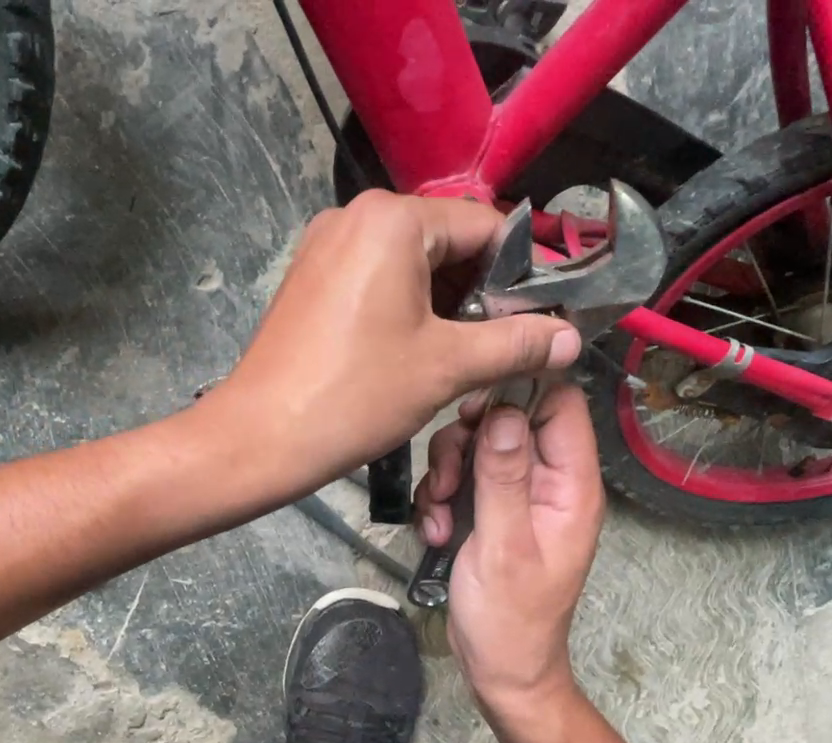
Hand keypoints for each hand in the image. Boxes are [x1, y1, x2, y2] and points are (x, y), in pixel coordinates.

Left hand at [207, 191, 581, 492]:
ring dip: (444, 303)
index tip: (541, 318)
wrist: (259, 438)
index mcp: (392, 219)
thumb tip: (571, 337)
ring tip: (463, 354)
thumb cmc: (354, 396)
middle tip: (503, 344)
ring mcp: (325, 246)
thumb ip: (516, 344)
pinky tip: (416, 350)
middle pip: (446, 242)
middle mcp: (355, 216)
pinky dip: (405, 307)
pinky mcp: (310, 278)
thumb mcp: (446, 367)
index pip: (485, 226)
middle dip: (480, 291)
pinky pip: (375, 279)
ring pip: (410, 263)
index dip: (521, 273)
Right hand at [414, 384, 605, 720]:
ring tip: (440, 518)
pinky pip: (461, 482)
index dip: (519, 392)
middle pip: (508, 421)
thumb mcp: (503, 546)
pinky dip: (441, 502)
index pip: (559, 405)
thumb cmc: (510, 618)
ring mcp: (516, 498)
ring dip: (446, 477)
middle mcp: (548, 483)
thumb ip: (503, 477)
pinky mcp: (490, 513)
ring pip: (476, 450)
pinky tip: (437, 533)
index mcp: (571, 486)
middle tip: (446, 480)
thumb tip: (503, 411)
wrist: (500, 670)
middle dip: (466, 444)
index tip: (471, 408)